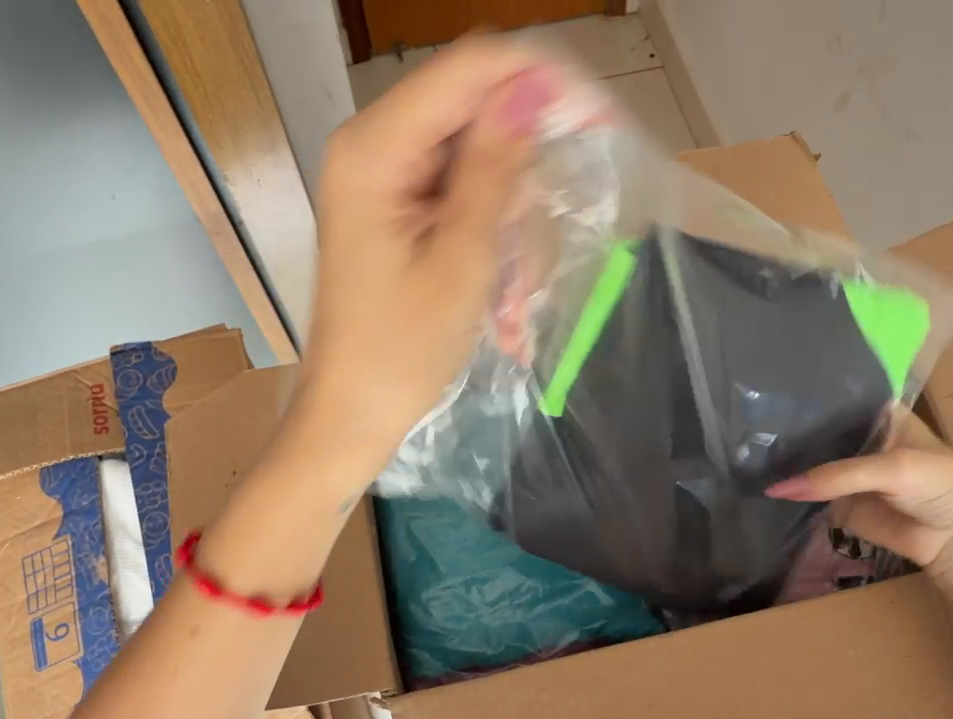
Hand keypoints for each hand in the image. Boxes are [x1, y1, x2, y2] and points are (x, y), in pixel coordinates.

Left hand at [293, 38, 557, 483]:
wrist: (353, 415)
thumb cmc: (402, 352)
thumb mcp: (461, 260)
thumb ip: (494, 167)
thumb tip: (532, 85)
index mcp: (375, 149)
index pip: (471, 69)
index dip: (540, 81)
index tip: (599, 121)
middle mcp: (373, 148)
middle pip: (476, 118)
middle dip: (522, 184)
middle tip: (532, 258)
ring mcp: (383, 182)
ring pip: (479, 166)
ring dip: (512, 229)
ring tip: (512, 303)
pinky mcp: (395, 213)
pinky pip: (462, 202)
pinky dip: (492, 245)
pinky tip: (500, 305)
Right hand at [766, 411, 952, 577]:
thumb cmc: (944, 487)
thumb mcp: (893, 469)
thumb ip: (835, 476)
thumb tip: (776, 489)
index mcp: (882, 415)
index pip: (839, 401)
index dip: (808, 399)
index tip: (768, 394)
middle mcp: (863, 440)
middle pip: (819, 434)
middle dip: (790, 434)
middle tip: (751, 427)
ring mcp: (849, 474)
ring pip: (811, 466)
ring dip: (787, 464)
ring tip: (746, 452)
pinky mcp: (841, 505)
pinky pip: (811, 497)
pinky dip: (791, 493)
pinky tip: (760, 479)